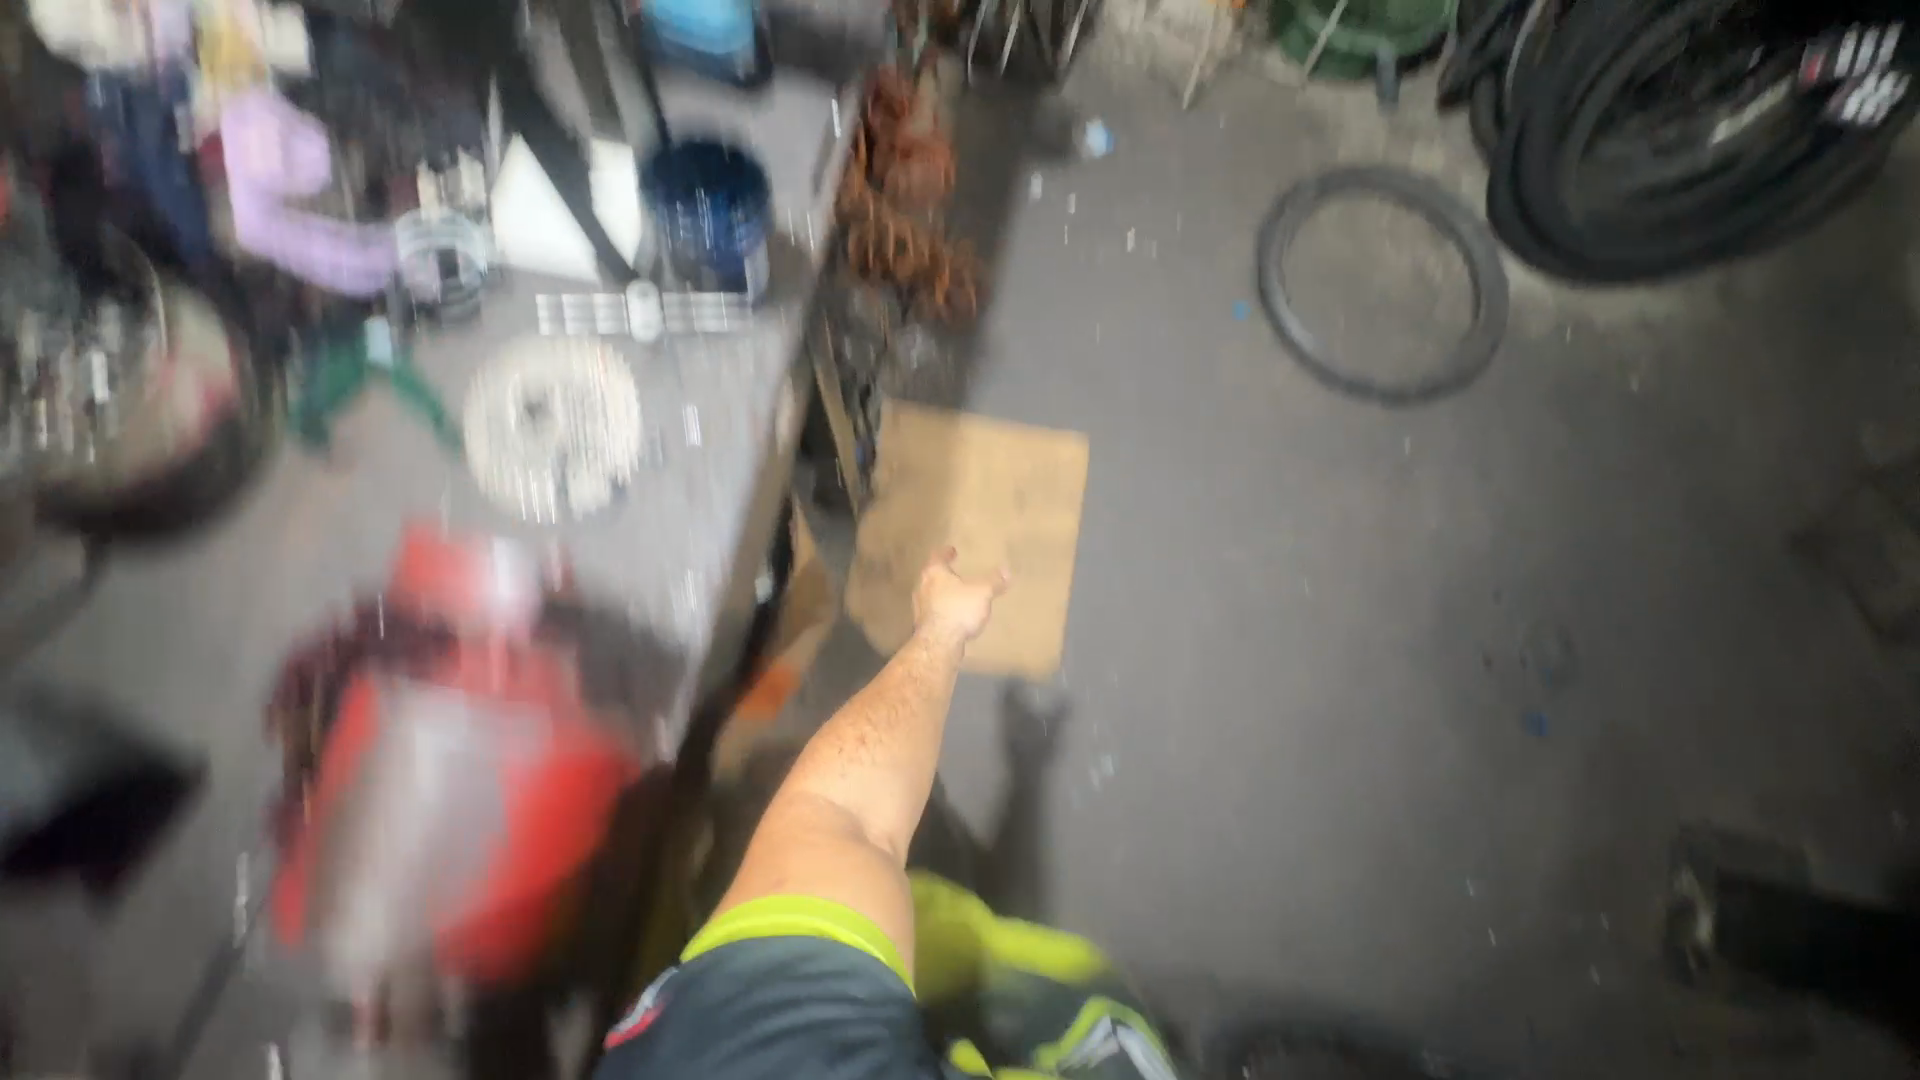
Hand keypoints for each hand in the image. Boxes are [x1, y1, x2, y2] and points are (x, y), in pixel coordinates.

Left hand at [913, 547, 1009, 645]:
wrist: (939, 643)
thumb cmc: (959, 610)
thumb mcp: (982, 592)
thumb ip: (993, 581)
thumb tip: (1006, 571)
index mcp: (934, 573)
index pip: (938, 556)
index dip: (946, 552)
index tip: (952, 550)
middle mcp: (922, 586)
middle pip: (931, 576)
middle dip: (943, 574)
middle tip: (955, 573)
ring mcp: (919, 607)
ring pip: (930, 595)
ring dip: (941, 594)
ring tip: (955, 596)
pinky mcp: (922, 625)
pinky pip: (932, 612)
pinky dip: (941, 611)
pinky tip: (952, 617)